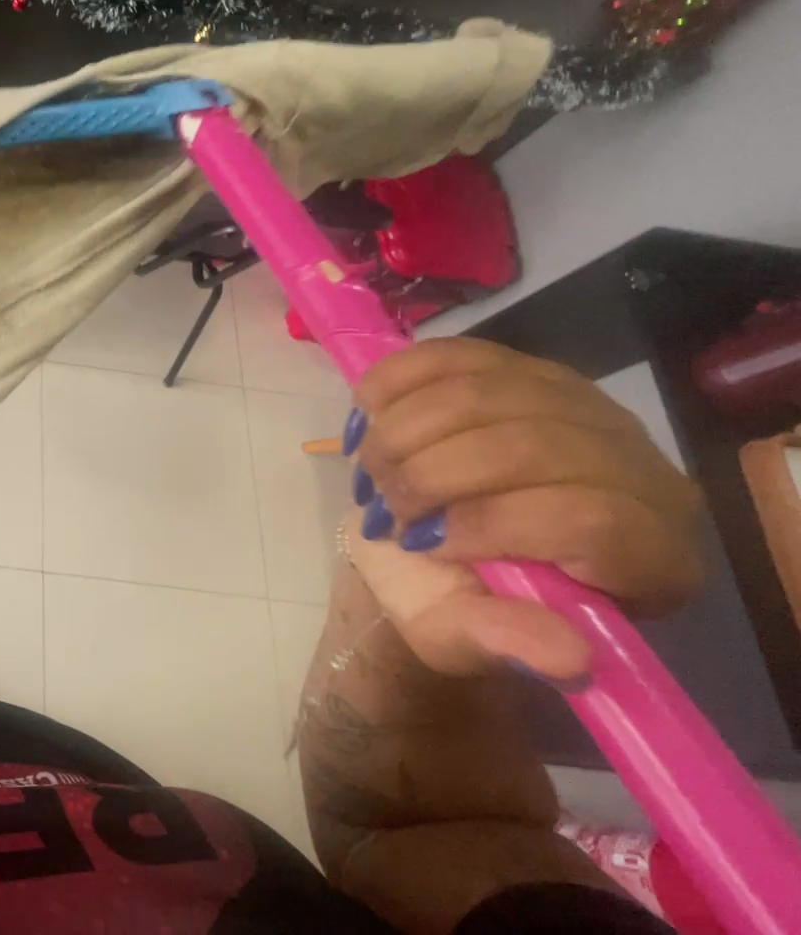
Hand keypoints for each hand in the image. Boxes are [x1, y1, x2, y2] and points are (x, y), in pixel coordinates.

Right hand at [343, 338, 702, 682]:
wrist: (412, 545)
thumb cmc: (445, 599)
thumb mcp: (461, 638)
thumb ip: (506, 644)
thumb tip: (569, 657)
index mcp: (645, 555)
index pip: (588, 516)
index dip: (489, 524)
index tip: (420, 544)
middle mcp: (636, 470)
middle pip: (529, 444)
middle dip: (426, 476)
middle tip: (381, 509)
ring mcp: (578, 407)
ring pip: (482, 393)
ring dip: (399, 436)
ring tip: (371, 474)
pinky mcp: (518, 369)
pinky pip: (452, 355)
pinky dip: (392, 385)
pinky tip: (366, 420)